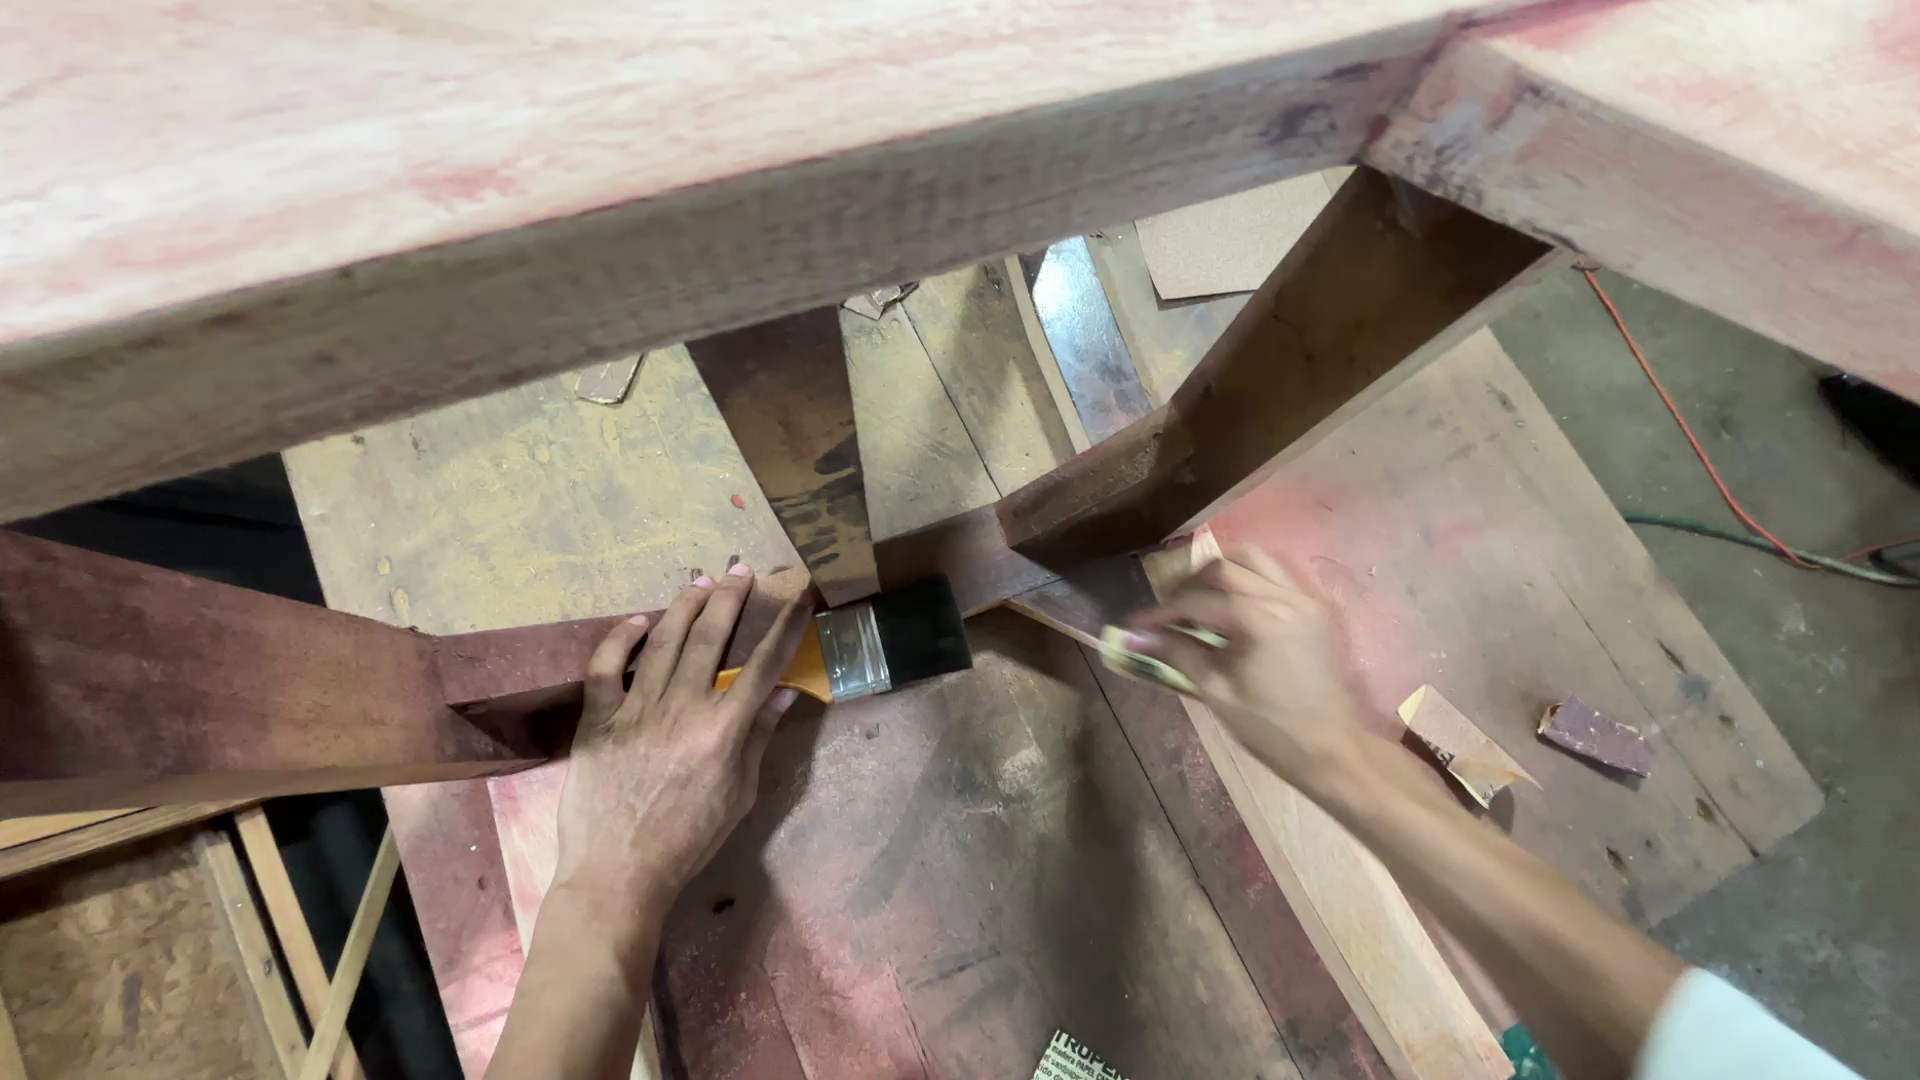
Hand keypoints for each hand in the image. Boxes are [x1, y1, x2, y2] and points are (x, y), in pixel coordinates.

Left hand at [553, 563, 812, 914]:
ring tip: (700, 582)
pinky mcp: (596, 720)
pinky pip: (604, 668)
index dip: (786, 625)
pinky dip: (619, 640)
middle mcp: (682, 708)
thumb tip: (782, 690)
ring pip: (663, 643)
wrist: (618, 874)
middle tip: (740, 570)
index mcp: (724, 728)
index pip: (764, 663)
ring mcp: (635, 710)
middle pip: (711, 639)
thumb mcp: (741, 793)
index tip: (798, 595)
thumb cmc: (690, 838)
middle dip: (730, 599)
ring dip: (684, 607)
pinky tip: (637, 622)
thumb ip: (759, 736)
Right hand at [1124, 547, 1369, 786]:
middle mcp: (1285, 597)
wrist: (1334, 751)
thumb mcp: (1216, 690)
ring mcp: (1304, 599)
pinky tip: (1230, 604)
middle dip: (1188, 585)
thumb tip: (1133, 637)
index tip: (1137, 624)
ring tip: (1198, 598)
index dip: (1161, 611)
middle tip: (1167, 610)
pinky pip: (1275, 575)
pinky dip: (1246, 578)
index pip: (1198, 601)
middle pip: (1223, 567)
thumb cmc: (1271, 728)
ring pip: (1253, 559)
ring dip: (1219, 571)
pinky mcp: (1314, 608)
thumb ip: (1176, 653)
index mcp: (1260, 620)